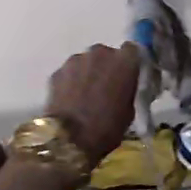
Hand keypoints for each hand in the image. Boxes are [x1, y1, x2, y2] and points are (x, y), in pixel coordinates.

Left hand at [46, 43, 140, 163]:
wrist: (69, 139)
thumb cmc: (108, 127)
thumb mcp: (130, 110)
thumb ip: (128, 89)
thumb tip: (125, 85)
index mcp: (124, 61)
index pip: (132, 50)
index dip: (130, 62)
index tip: (128, 75)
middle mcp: (100, 53)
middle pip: (106, 54)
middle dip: (107, 67)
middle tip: (106, 87)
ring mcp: (76, 60)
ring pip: (86, 62)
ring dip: (88, 73)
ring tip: (86, 94)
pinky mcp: (57, 71)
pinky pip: (70, 72)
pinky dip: (72, 81)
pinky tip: (71, 99)